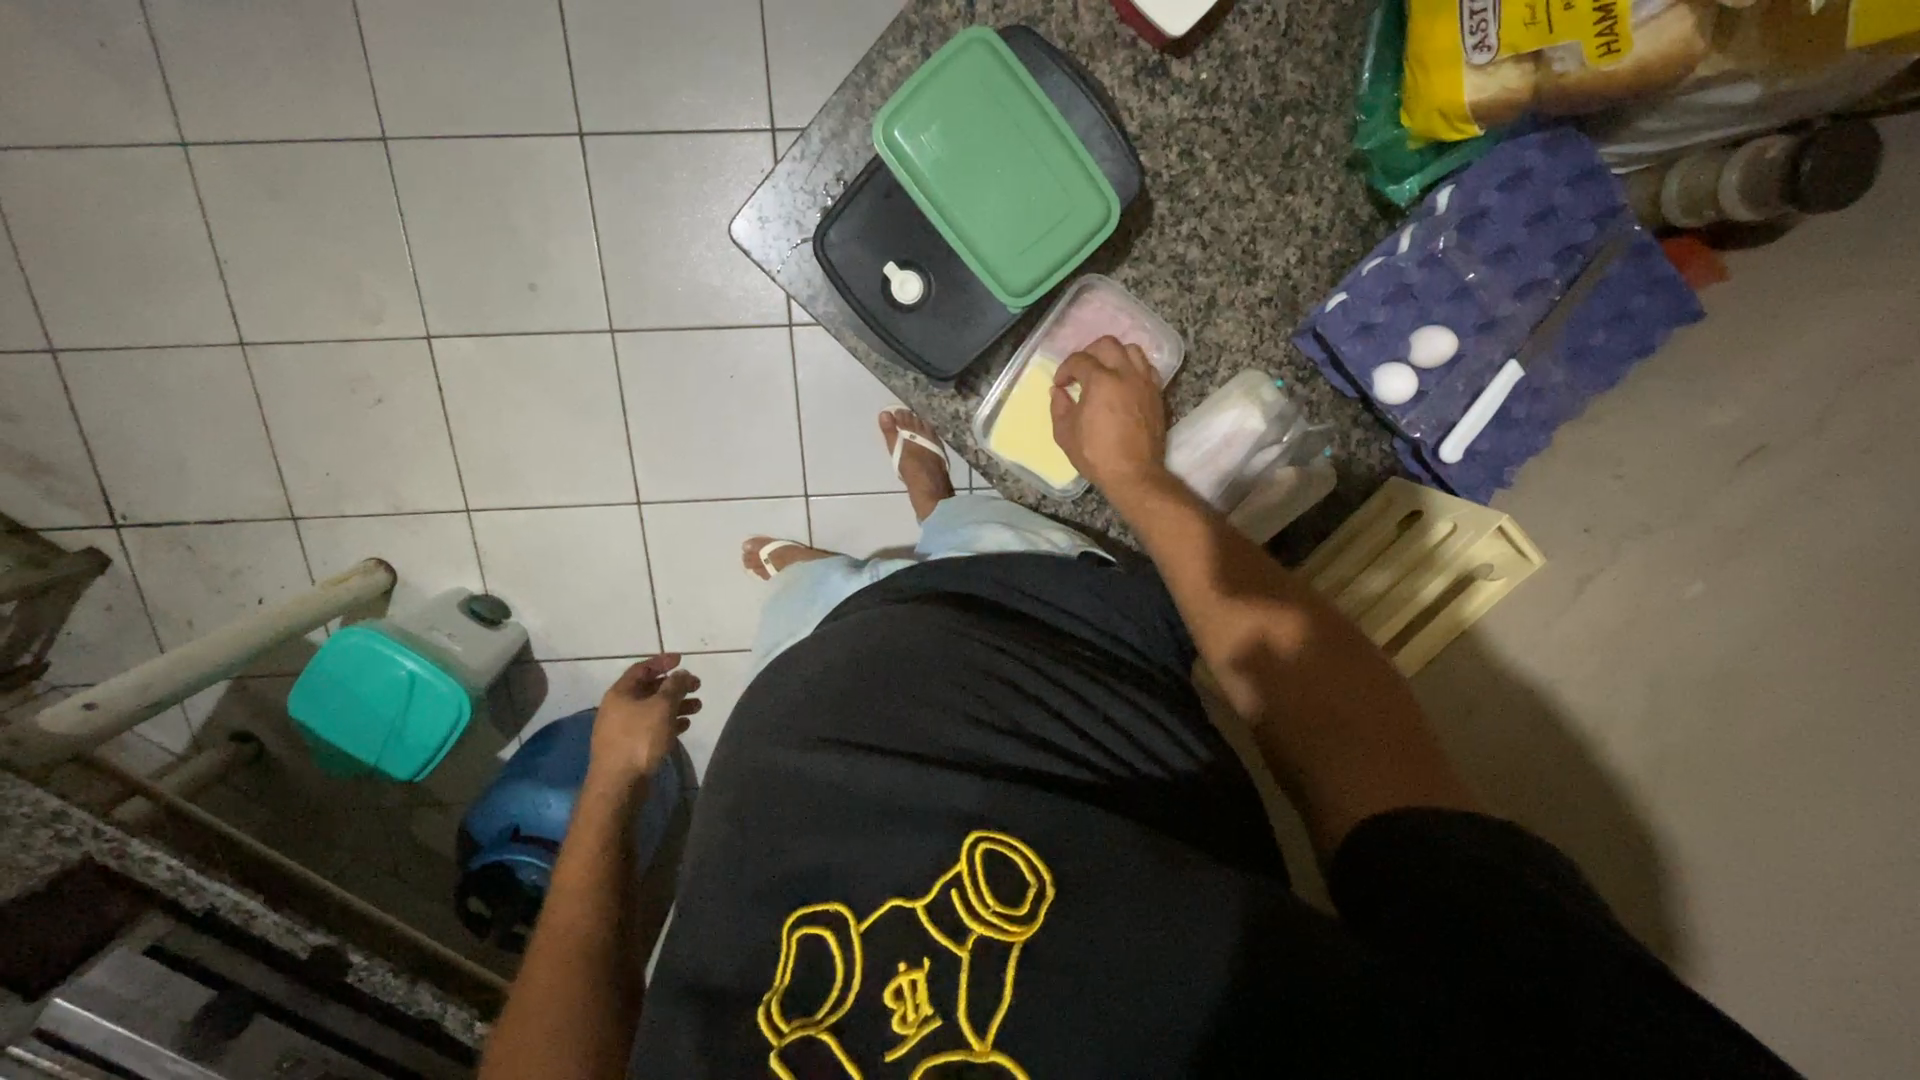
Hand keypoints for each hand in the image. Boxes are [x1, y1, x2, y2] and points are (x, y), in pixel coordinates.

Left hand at [587, 655, 700, 785]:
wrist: (618, 783)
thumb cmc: (639, 739)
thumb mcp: (661, 707)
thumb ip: (674, 687)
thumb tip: (680, 674)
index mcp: (621, 693)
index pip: (642, 668)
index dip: (662, 661)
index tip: (682, 659)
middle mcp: (619, 707)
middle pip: (650, 689)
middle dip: (674, 686)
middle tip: (696, 686)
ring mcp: (623, 728)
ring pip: (653, 709)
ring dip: (676, 705)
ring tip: (698, 707)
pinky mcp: (630, 746)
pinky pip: (652, 727)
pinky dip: (669, 723)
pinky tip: (684, 726)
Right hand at [1050, 336, 1169, 495]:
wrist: (1134, 474)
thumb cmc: (1096, 455)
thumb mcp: (1065, 434)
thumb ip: (1059, 407)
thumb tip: (1059, 392)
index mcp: (1100, 381)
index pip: (1079, 360)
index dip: (1065, 369)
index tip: (1060, 384)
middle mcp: (1125, 374)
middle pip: (1108, 344)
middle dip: (1089, 352)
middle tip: (1080, 370)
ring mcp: (1145, 382)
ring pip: (1132, 350)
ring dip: (1115, 355)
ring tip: (1105, 371)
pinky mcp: (1157, 394)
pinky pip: (1147, 368)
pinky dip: (1133, 368)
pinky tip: (1124, 382)